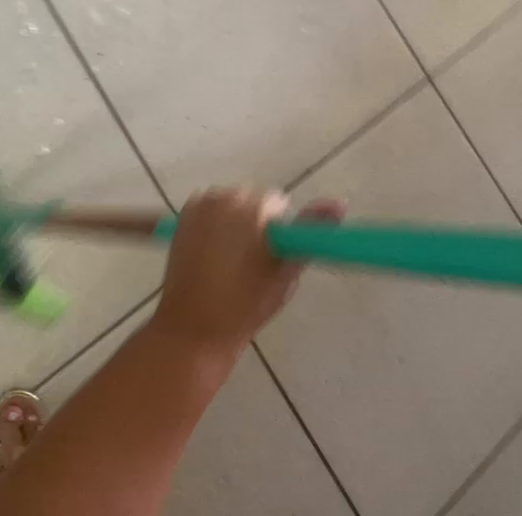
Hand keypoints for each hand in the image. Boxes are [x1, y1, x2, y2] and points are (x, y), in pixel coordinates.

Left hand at [149, 188, 344, 357]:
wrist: (195, 325)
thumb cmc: (246, 304)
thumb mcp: (287, 272)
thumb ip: (311, 232)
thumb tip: (339, 202)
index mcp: (252, 208)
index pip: (278, 205)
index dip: (277, 232)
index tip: (270, 259)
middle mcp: (224, 197)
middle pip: (251, 200)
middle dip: (255, 224)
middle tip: (250, 264)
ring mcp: (199, 204)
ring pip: (230, 204)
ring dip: (234, 223)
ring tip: (229, 263)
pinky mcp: (182, 215)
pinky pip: (209, 210)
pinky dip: (213, 224)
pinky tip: (211, 254)